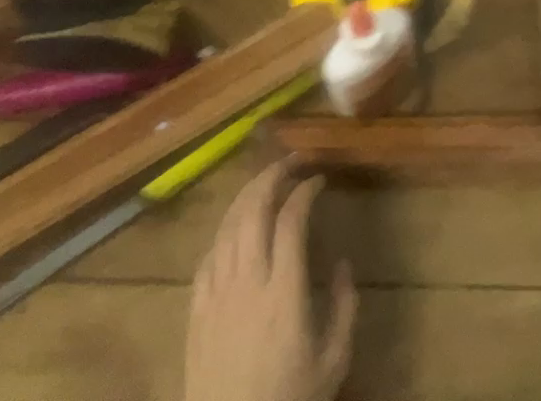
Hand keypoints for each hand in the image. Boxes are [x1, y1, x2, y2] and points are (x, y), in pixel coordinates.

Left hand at [184, 162, 357, 400]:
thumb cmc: (290, 399)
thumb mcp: (333, 361)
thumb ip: (344, 307)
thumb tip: (342, 263)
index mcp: (284, 292)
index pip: (291, 222)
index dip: (303, 192)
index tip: (317, 179)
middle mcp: (247, 282)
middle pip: (253, 212)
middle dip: (271, 178)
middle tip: (289, 163)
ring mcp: (216, 293)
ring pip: (227, 228)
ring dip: (246, 197)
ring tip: (263, 182)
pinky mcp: (196, 308)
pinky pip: (208, 256)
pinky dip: (224, 231)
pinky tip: (234, 228)